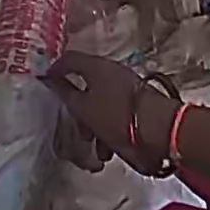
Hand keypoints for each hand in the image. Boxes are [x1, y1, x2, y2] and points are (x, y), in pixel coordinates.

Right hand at [43, 53, 178, 175]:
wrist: (163, 131)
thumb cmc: (116, 117)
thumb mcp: (84, 109)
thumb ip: (66, 93)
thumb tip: (52, 79)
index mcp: (96, 67)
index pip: (69, 59)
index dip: (55, 70)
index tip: (46, 84)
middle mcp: (112, 71)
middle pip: (86, 84)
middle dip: (79, 110)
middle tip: (78, 129)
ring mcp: (128, 86)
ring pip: (102, 101)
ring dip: (96, 124)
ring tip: (100, 151)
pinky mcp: (140, 102)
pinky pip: (117, 111)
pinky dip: (111, 127)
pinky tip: (113, 149)